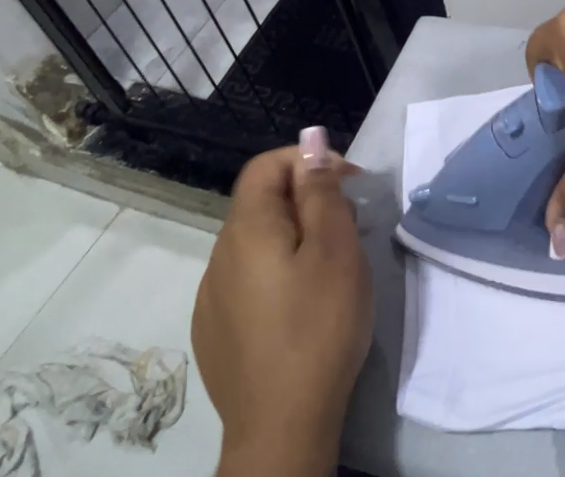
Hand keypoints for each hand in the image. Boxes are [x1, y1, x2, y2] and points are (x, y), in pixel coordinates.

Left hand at [193, 129, 370, 476]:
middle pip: (263, 204)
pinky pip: (248, 281)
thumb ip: (322, 191)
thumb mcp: (336, 249)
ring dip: (295, 238)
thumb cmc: (319, 326)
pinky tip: (302, 308)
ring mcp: (212, 296)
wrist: (281, 425)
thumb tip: (312, 140)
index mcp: (246, 229)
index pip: (267, 165)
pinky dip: (278, 274)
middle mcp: (219, 255)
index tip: (352, 185)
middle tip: (352, 230)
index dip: (310, 160)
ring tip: (333, 271)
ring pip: (257, 244)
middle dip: (309, 201)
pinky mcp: (214, 330)